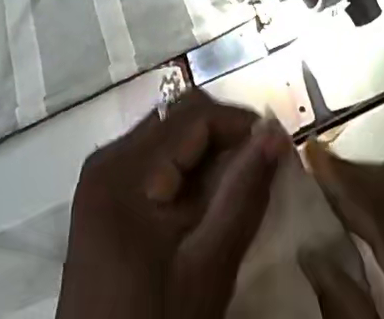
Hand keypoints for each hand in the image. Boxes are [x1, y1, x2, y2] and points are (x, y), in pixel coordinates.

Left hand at [56, 90, 291, 318]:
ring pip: (167, 138)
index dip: (241, 123)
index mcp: (124, 169)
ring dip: (209, 154)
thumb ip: (242, 195)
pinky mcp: (105, 197)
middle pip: (176, 120)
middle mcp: (107, 158)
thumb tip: (275, 134)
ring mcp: (101, 177)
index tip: (282, 148)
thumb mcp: (207, 266)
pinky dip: (188, 172)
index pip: (192, 116)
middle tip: (268, 169)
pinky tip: (212, 202)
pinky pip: (153, 163)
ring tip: (246, 186)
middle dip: (226, 136)